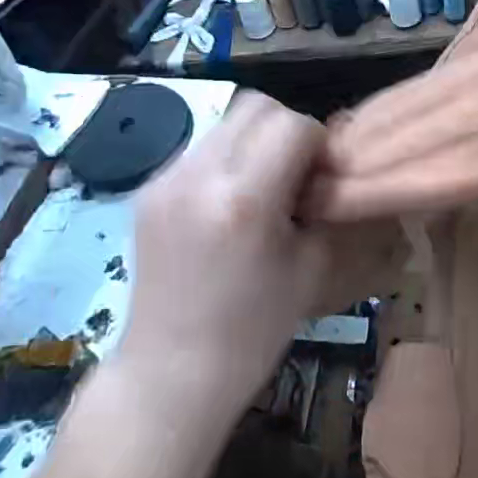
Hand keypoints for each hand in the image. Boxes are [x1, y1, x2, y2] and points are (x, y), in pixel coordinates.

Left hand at [117, 92, 332, 404]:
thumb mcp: (311, 267)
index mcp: (244, 198)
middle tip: (295, 175)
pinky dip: (224, 161)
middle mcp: (199, 174)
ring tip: (260, 188)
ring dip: (253, 142)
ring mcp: (165, 177)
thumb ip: (326, 205)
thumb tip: (330, 169)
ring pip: (226, 122)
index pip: (293, 123)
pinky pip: (199, 149)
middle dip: (286, 130)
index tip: (320, 177)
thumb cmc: (252, 331)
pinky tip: (226, 205)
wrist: (170, 372)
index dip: (317, 143)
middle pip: (256, 105)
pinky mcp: (147, 188)